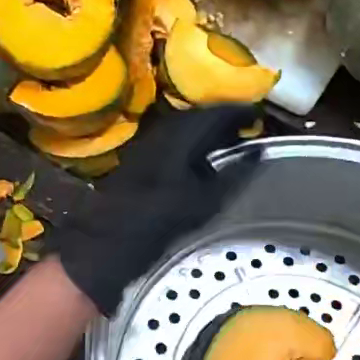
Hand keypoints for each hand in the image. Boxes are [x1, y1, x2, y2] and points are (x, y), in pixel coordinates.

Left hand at [57, 107, 257, 314]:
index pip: (212, 114)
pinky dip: (187, 142)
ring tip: (224, 139)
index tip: (257, 116)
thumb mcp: (201, 204)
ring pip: (179, 127)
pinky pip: (167, 140)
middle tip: (243, 127)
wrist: (102, 246)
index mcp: (176, 139)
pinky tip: (195, 157)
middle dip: (220, 119)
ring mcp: (142, 146)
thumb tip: (254, 154)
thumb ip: (230, 177)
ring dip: (202, 129)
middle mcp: (156, 135)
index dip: (237, 113)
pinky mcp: (133, 160)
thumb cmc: (152, 226)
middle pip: (194, 116)